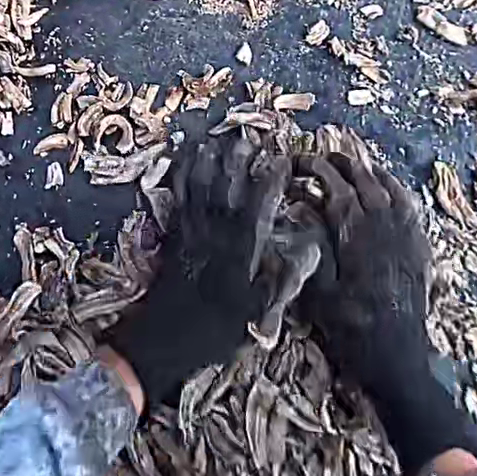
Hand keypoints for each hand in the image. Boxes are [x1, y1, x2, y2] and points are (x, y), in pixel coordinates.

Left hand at [106, 135, 272, 405]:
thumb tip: (310, 249)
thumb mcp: (259, 313)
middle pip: (227, 188)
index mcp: (240, 252)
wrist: (166, 337)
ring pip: (201, 186)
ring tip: (219, 140)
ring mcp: (191, 229)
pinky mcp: (173, 231)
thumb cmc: (218, 330)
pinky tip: (184, 160)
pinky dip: (180, 174)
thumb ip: (284, 279)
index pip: (258, 208)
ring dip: (209, 161)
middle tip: (249, 137)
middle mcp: (215, 233)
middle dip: (239, 161)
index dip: (269, 182)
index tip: (280, 161)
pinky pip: (177, 196)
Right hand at [296, 133, 476, 472]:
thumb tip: (300, 207)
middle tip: (319, 157)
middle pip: (364, 180)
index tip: (296, 163)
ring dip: (368, 171)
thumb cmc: (349, 326)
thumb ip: (310, 242)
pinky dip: (396, 190)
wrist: (398, 361)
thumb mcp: (316, 287)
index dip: (314, 168)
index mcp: (355, 233)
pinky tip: (387, 187)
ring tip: (351, 161)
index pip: (334, 186)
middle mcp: (384, 228)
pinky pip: (410, 208)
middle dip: (339, 163)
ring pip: (389, 189)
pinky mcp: (419, 250)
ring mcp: (406, 238)